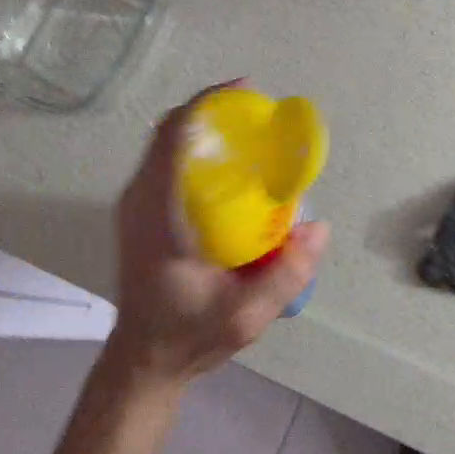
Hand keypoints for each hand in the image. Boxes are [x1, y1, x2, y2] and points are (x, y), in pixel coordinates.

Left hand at [103, 85, 329, 392]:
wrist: (143, 362)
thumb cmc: (188, 334)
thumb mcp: (246, 315)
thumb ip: (286, 275)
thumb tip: (319, 227)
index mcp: (159, 216)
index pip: (174, 138)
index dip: (208, 104)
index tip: (246, 91)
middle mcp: (139, 200)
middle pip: (169, 130)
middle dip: (212, 110)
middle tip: (257, 112)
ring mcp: (135, 206)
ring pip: (165, 144)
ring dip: (204, 128)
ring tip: (248, 131)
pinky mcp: (139, 214)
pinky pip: (165, 162)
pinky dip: (195, 148)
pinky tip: (229, 164)